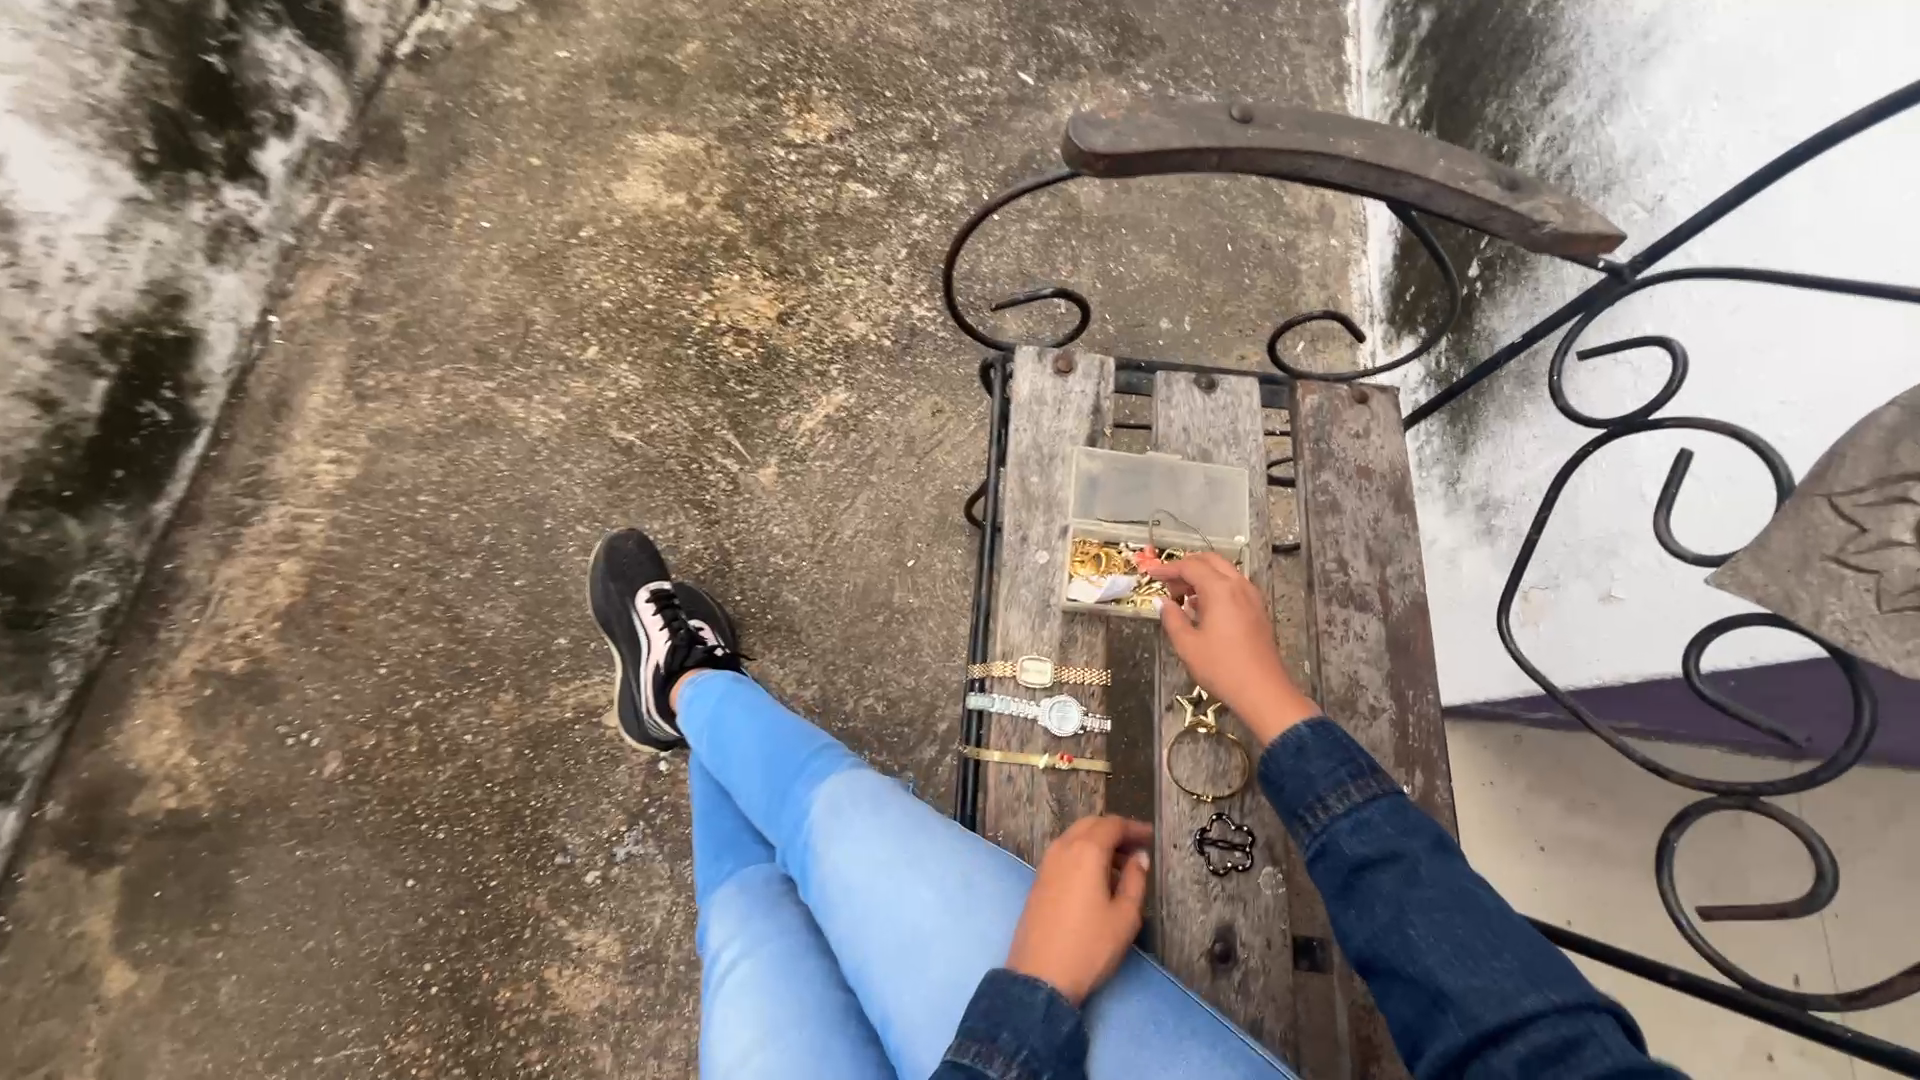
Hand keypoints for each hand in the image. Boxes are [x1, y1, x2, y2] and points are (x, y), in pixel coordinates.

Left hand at [1005, 816, 1151, 1004]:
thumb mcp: (1125, 916)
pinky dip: (1082, 853)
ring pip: (1075, 837)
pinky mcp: (1039, 878)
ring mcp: (1047, 862)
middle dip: (1114, 831)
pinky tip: (1096, 877)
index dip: (1134, 827)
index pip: (1112, 825)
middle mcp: (1063, 848)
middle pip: (1091, 825)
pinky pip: (1064, 852)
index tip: (1150, 836)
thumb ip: (1135, 880)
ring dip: (1097, 841)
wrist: (1040, 974)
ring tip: (1120, 865)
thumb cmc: (1090, 946)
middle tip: (1137, 848)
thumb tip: (1139, 857)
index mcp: (1086, 851)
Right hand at [1138, 550, 1320, 744]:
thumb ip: (1172, 618)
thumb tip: (1164, 603)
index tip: (1151, 575)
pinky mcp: (1258, 610)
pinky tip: (1203, 607)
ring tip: (1182, 595)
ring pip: (1224, 572)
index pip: (1190, 566)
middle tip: (1168, 582)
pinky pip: (1234, 586)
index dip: (1167, 568)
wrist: (1263, 691)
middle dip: (1187, 566)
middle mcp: (1239, 586)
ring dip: (1202, 576)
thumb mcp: (1187, 645)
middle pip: (1210, 561)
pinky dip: (1216, 587)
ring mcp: (1252, 597)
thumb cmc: (1221, 668)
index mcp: (1220, 589)